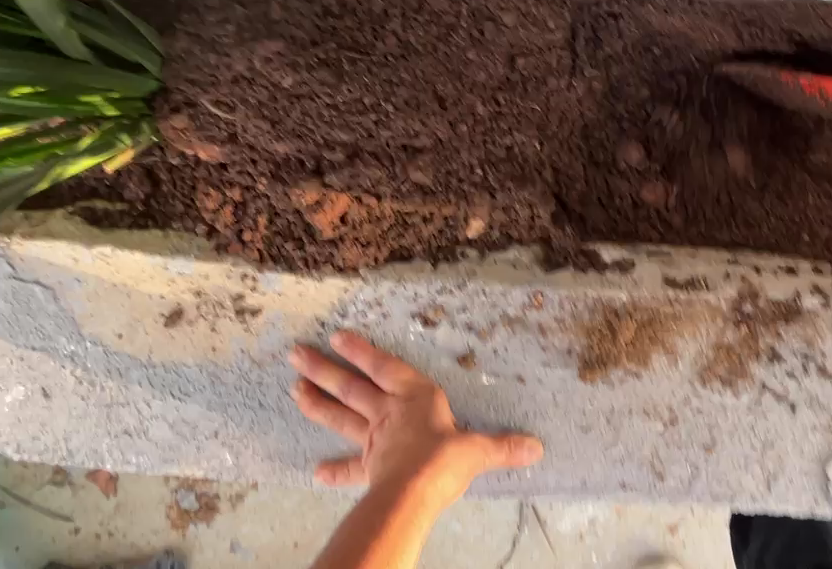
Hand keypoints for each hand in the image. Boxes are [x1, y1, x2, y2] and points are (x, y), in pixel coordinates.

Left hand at [289, 330, 543, 501]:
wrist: (415, 494)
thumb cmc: (445, 460)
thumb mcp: (479, 449)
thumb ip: (503, 446)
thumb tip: (537, 448)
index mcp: (415, 396)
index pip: (384, 366)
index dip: (361, 351)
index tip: (337, 336)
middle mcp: (389, 412)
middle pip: (351, 386)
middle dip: (323, 369)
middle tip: (296, 354)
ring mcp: (374, 440)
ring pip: (340, 416)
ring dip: (317, 402)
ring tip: (294, 387)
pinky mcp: (368, 469)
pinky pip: (349, 467)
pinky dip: (334, 470)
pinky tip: (316, 472)